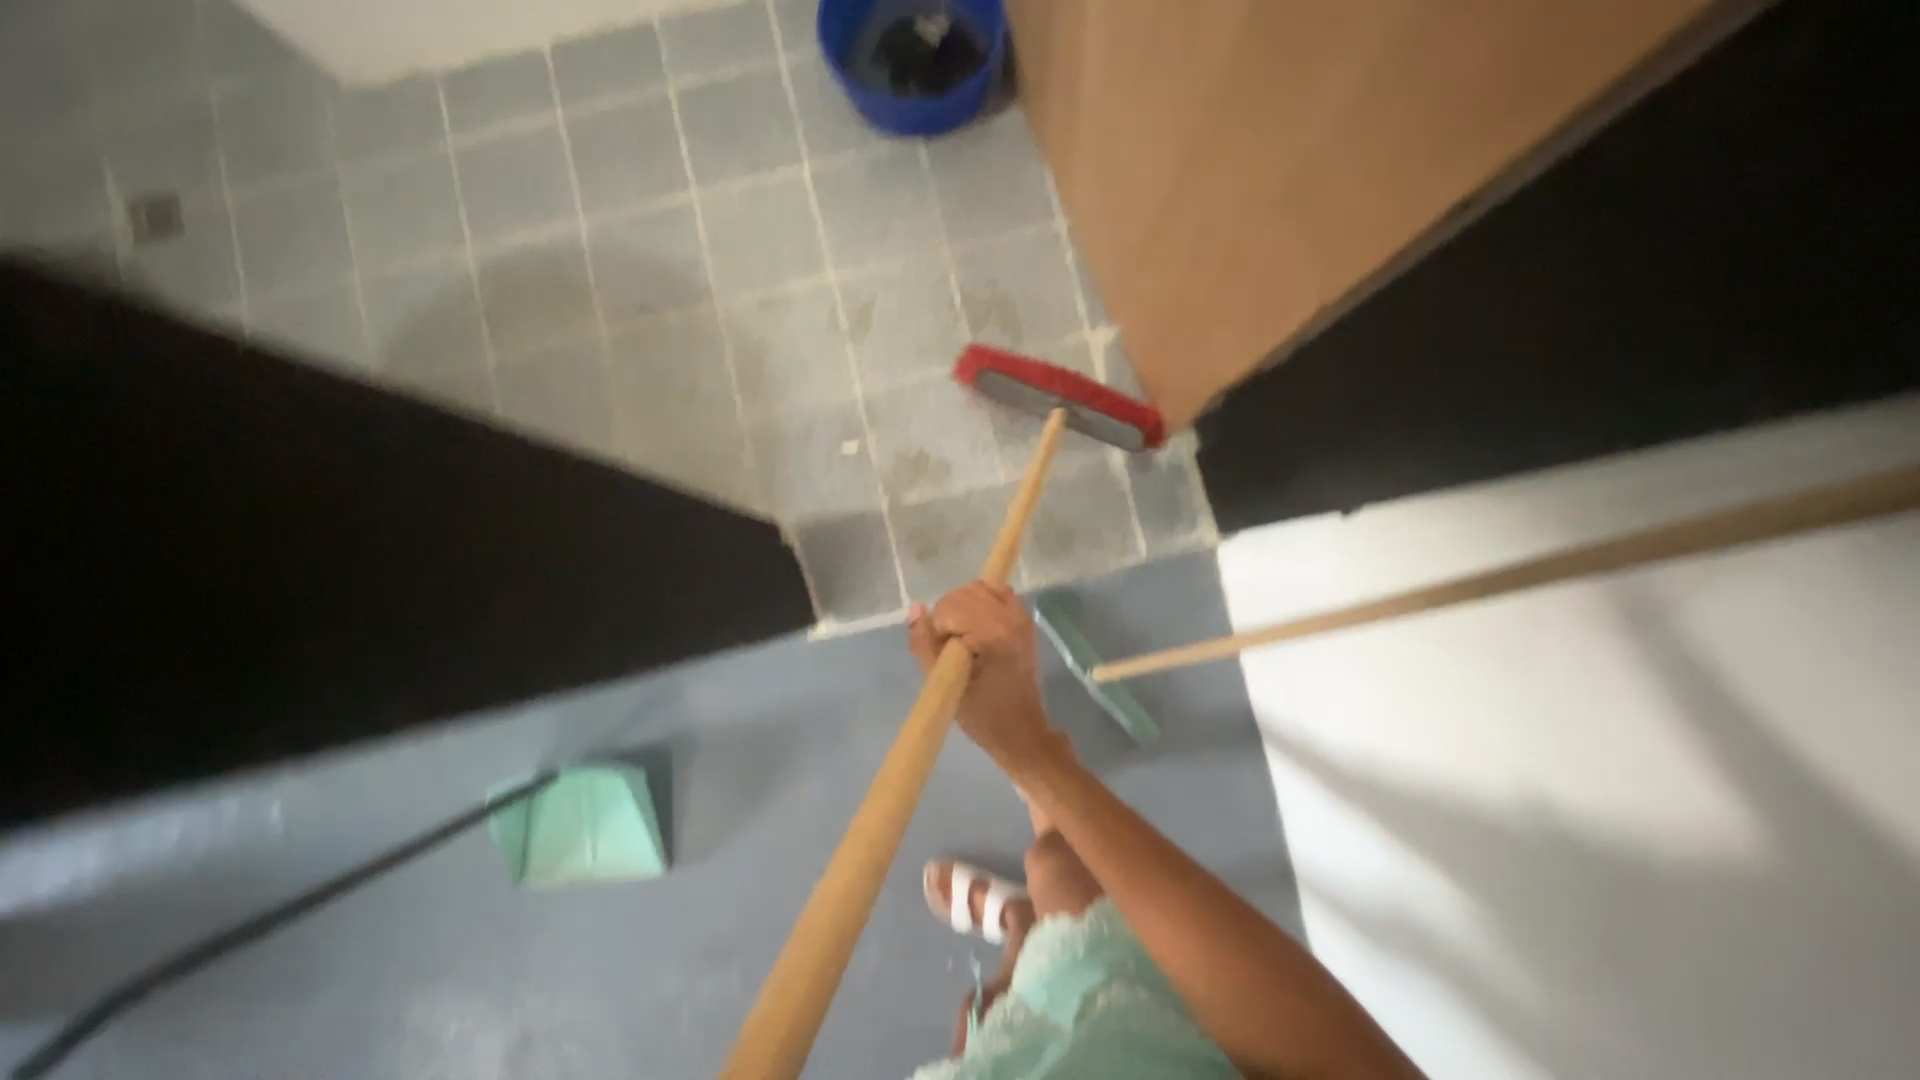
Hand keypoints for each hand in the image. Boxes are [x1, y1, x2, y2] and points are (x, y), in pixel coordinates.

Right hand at [907, 581, 1067, 775]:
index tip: (947, 658)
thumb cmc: (982, 715)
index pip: (949, 607)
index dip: (939, 631)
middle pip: (963, 593)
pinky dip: (982, 602)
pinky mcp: (1025, 620)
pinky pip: (998, 592)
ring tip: (965, 638)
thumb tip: (916, 608)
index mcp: (993, 634)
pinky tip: (978, 628)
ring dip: (964, 607)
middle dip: (949, 616)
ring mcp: (1021, 616)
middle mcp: (1010, 617)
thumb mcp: (944, 683)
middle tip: (954, 650)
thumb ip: (924, 644)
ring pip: (979, 587)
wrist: (1021, 730)